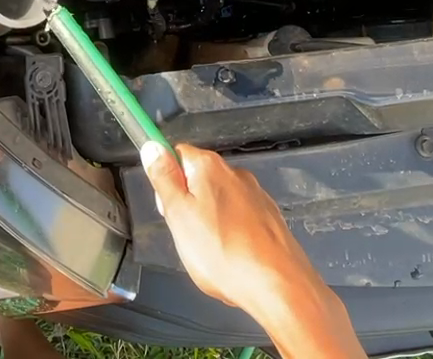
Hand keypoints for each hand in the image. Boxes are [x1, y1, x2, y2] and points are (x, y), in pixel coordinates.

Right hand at [141, 143, 336, 329]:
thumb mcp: (178, 214)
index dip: (167, 179)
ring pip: (220, 202)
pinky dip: (233, 234)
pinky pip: (241, 220)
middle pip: (199, 178)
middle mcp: (235, 173)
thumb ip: (163, 178)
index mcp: (209, 166)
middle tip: (188, 235)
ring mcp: (257, 196)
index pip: (177, 154)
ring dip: (211, 221)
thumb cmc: (222, 251)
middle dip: (189, 204)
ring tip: (212, 254)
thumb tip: (152, 146)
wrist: (280, 287)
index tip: (168, 207)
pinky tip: (234, 259)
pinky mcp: (271, 219)